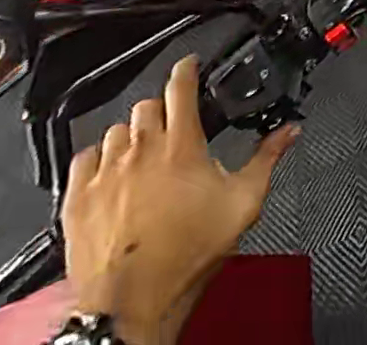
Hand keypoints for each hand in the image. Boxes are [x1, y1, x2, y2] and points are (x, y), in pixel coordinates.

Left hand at [61, 55, 298, 344]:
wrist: (135, 301)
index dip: (186, 68)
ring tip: (144, 153)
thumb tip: (289, 132)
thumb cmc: (188, 252)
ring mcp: (106, 172)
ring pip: (116, 129)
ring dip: (132, 134)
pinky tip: (112, 172)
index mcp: (182, 145)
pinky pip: (83, 157)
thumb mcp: (244, 201)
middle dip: (162, 108)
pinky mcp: (77, 198)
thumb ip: (268, 158)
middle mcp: (142, 150)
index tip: (189, 64)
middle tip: (173, 124)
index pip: (180, 87)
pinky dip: (98, 157)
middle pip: (147, 105)